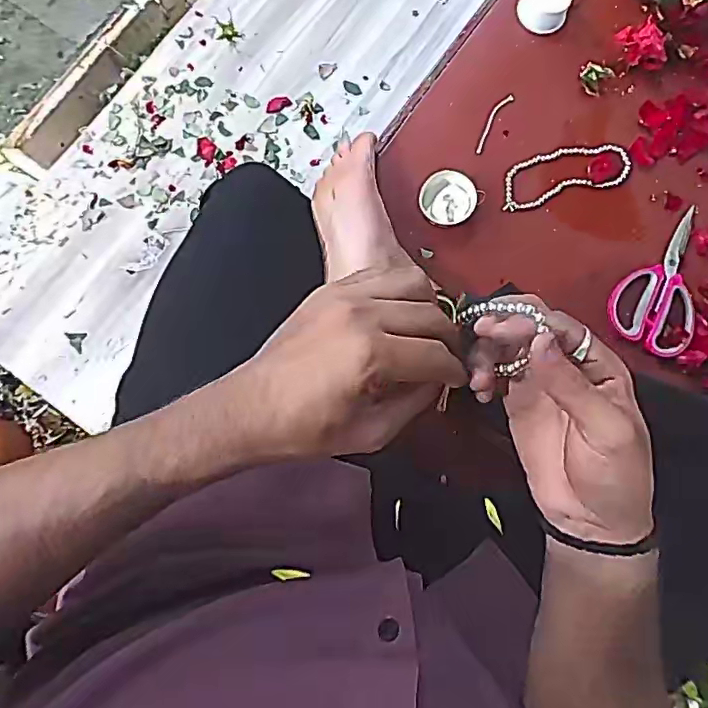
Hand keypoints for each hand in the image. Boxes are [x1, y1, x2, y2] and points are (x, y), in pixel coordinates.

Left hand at [236, 264, 466, 459]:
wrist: (251, 407)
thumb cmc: (303, 427)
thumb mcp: (370, 433)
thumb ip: (415, 404)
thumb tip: (438, 381)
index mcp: (371, 354)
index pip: (436, 354)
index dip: (454, 370)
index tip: (457, 378)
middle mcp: (362, 315)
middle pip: (432, 316)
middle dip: (449, 341)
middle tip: (447, 358)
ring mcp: (345, 295)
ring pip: (414, 283)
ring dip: (430, 308)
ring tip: (427, 332)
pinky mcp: (332, 288)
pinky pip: (383, 274)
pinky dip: (401, 290)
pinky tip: (399, 313)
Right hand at [469, 298, 653, 545]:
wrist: (594, 525)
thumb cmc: (616, 475)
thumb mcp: (605, 429)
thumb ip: (571, 384)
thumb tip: (540, 339)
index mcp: (597, 364)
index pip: (562, 327)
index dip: (532, 321)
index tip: (505, 327)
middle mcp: (567, 364)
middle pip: (532, 327)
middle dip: (505, 323)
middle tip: (481, 332)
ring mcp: (541, 382)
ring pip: (509, 346)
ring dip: (489, 349)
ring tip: (479, 375)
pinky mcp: (518, 402)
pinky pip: (497, 373)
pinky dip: (483, 372)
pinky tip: (480, 388)